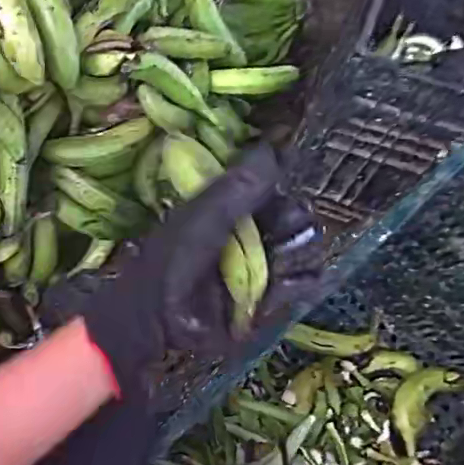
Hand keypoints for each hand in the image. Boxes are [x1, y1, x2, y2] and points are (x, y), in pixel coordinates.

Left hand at [79, 144, 324, 398]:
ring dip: (297, 253)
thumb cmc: (172, 260)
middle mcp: (250, 234)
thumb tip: (273, 146)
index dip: (281, 188)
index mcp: (231, 208)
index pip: (275, 189)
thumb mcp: (204, 215)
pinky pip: (303, 284)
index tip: (278, 189)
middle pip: (297, 218)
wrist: (157, 318)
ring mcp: (262, 268)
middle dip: (293, 221)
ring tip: (274, 265)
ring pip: (305, 249)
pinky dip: (296, 283)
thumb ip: (240, 184)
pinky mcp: (269, 300)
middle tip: (278, 230)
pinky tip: (275, 288)